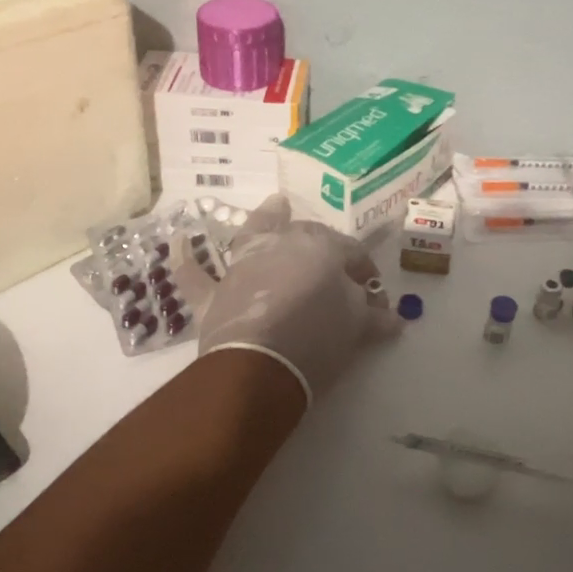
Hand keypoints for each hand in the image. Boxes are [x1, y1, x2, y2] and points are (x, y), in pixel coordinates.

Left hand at [178, 195, 401, 408]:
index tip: (374, 296)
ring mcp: (243, 265)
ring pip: (255, 232)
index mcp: (321, 247)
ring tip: (275, 205)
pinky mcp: (214, 293)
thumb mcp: (357, 326)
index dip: (365, 272)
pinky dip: (188, 258)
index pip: (352, 252)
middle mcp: (280, 244)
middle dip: (324, 248)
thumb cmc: (317, 337)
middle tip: (335, 271)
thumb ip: (375, 316)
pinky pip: (196, 272)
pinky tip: (181, 241)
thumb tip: (391, 316)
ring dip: (267, 220)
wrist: (260, 366)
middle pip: (306, 235)